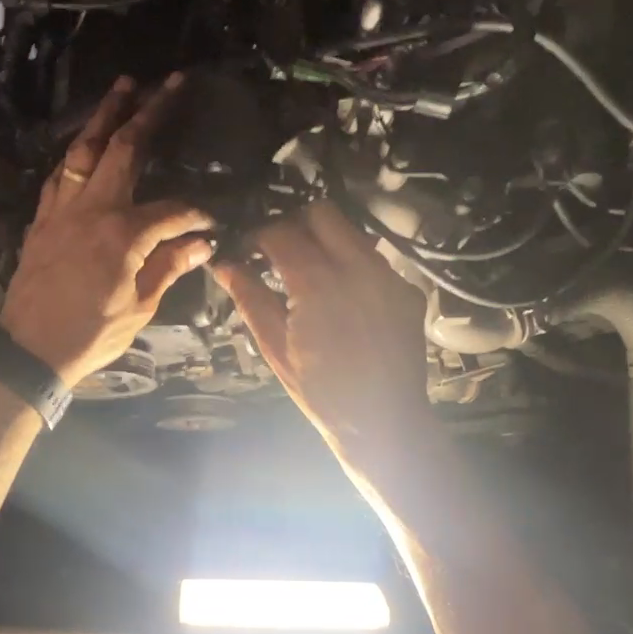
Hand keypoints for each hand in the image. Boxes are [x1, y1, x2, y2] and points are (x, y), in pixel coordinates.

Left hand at [0, 73, 214, 386]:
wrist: (29, 351)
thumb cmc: (90, 335)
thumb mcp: (140, 307)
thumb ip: (170, 267)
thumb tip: (202, 242)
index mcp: (124, 233)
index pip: (172, 208)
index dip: (197, 212)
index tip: (212, 222)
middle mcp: (92, 209)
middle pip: (124, 148)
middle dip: (150, 111)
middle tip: (170, 82)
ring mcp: (61, 210)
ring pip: (84, 149)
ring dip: (105, 115)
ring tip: (124, 86)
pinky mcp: (42, 220)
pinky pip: (60, 175)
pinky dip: (76, 153)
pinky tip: (85, 145)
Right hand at [213, 202, 433, 454]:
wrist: (382, 421)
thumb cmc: (320, 391)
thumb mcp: (275, 348)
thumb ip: (250, 298)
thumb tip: (224, 265)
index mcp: (318, 282)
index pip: (280, 232)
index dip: (257, 235)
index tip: (247, 249)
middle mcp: (358, 266)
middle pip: (321, 213)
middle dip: (294, 224)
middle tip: (278, 251)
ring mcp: (388, 276)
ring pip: (352, 232)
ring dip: (325, 241)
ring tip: (309, 271)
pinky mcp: (408, 290)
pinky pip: (375, 260)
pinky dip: (353, 266)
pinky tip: (342, 295)